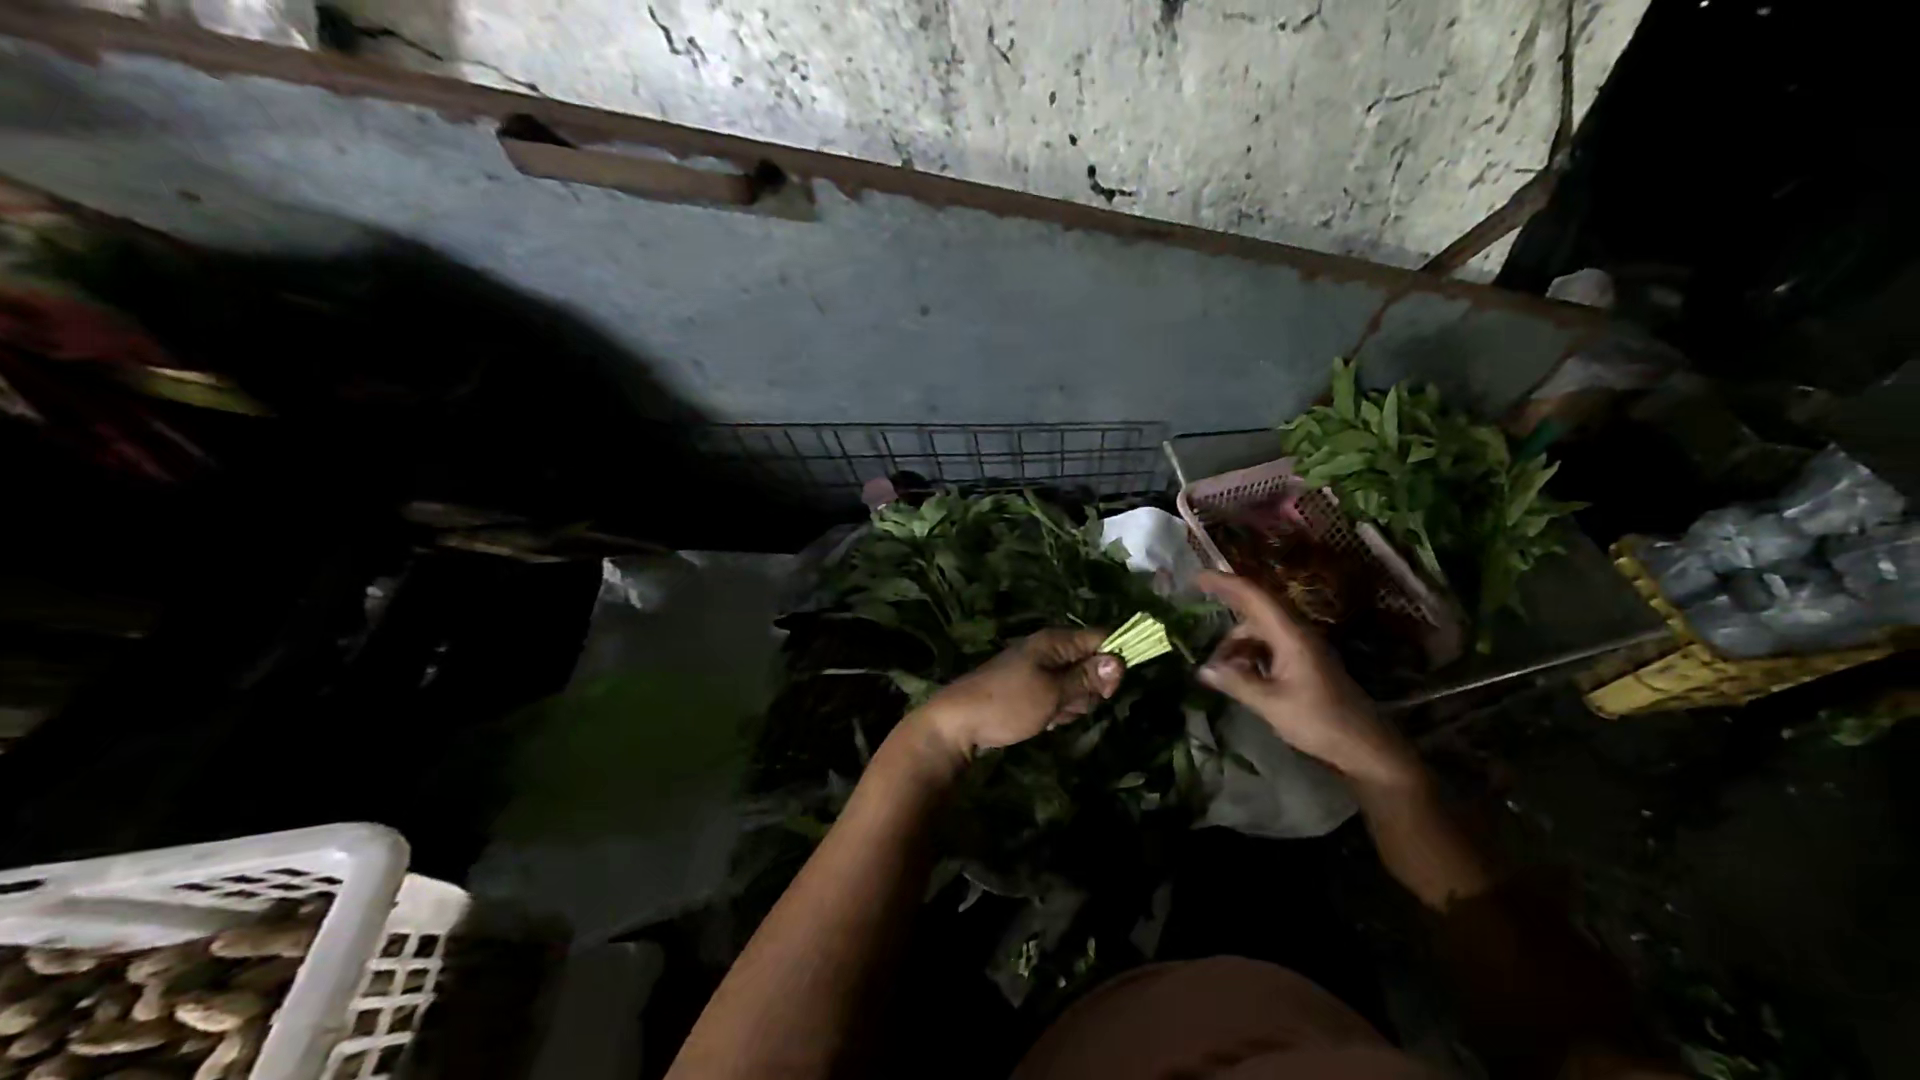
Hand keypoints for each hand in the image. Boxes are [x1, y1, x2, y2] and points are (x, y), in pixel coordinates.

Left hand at [909, 628, 1124, 760]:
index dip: (1112, 662)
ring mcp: (1038, 669)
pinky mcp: (1030, 689)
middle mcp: (1048, 649)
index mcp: (1055, 641)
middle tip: (1068, 704)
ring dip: (1071, 704)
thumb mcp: (1053, 692)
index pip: (1101, 638)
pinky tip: (1042, 721)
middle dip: (1088, 690)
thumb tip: (1120, 661)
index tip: (1108, 689)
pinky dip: (1055, 710)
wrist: (958, 722)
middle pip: (1091, 664)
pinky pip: (1058, 696)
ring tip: (1050, 714)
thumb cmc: (1007, 703)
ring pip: (1076, 685)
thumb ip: (1087, 678)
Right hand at [1195, 570, 1419, 788]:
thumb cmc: (1320, 721)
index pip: (1255, 597)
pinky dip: (1248, 656)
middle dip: (1227, 607)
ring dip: (1235, 644)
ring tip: (1217, 668)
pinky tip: (1237, 675)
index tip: (1197, 577)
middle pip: (1256, 611)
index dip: (1225, 583)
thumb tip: (1203, 670)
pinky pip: (1268, 648)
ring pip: (1259, 632)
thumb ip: (1236, 683)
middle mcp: (1296, 635)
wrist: (1365, 747)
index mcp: (1291, 636)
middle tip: (1197, 608)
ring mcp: (1301, 649)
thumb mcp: (1271, 704)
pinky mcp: (1303, 664)